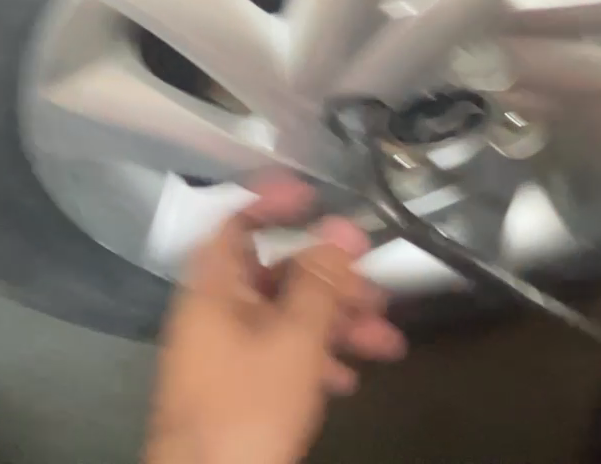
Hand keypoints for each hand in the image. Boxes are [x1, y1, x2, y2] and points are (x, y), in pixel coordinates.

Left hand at [145, 177, 406, 463]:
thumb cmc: (247, 404)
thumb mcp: (294, 337)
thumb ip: (321, 280)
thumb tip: (343, 227)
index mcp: (216, 286)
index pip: (239, 221)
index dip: (274, 201)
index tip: (315, 195)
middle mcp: (217, 310)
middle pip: (278, 274)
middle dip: (333, 280)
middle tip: (376, 286)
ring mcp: (225, 350)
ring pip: (287, 316)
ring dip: (337, 322)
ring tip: (384, 339)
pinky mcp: (238, 386)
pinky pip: (282, 352)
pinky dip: (317, 356)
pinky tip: (349, 376)